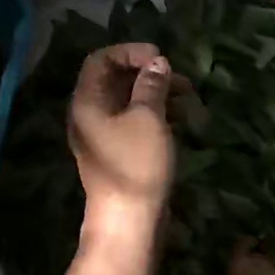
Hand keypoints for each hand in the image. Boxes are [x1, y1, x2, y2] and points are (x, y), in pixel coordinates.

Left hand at [69, 43, 175, 223]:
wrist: (128, 221)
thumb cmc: (135, 164)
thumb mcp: (148, 118)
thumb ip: (151, 85)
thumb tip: (158, 63)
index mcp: (86, 101)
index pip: (100, 60)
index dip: (129, 52)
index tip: (159, 58)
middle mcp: (89, 114)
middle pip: (115, 80)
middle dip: (148, 74)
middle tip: (180, 79)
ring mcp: (103, 135)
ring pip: (128, 102)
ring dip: (156, 94)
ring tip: (188, 98)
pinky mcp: (118, 152)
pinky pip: (134, 122)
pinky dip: (155, 114)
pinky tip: (180, 119)